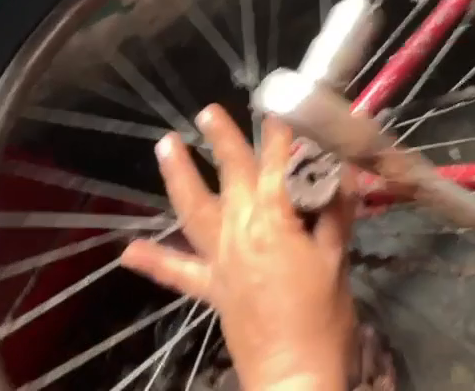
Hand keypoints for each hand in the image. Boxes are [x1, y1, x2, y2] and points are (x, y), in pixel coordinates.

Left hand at [121, 106, 356, 390]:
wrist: (294, 378)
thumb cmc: (322, 317)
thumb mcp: (336, 260)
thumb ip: (337, 216)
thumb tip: (347, 177)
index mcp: (274, 221)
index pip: (278, 168)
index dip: (279, 137)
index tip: (278, 110)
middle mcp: (240, 232)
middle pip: (232, 177)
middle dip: (222, 141)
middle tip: (208, 111)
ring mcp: (220, 260)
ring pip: (194, 211)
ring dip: (179, 177)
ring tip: (165, 145)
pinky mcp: (211, 289)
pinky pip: (178, 273)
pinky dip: (154, 261)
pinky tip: (127, 252)